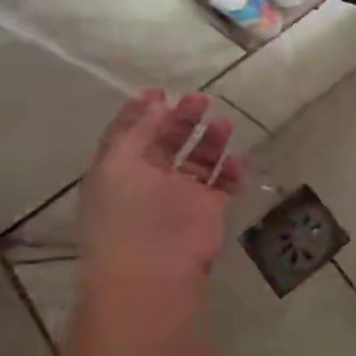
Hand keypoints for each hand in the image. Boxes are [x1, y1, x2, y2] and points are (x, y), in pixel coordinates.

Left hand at [79, 90, 241, 287]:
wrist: (156, 264)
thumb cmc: (128, 212)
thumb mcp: (121, 163)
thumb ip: (137, 130)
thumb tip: (156, 101)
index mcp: (120, 168)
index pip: (131, 133)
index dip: (143, 112)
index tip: (162, 92)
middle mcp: (150, 178)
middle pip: (169, 142)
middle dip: (183, 120)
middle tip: (201, 100)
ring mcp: (182, 194)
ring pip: (199, 160)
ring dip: (210, 140)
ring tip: (224, 123)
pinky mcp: (210, 208)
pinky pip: (222, 183)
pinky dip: (229, 169)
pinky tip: (235, 157)